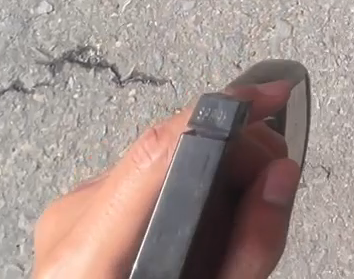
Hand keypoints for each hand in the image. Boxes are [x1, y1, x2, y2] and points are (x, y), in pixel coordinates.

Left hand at [33, 82, 300, 278]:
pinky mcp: (85, 211)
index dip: (224, 112)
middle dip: (240, 150)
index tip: (274, 97)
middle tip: (274, 179)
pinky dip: (198, 181)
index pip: (158, 151)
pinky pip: (157, 172)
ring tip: (250, 201)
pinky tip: (217, 208)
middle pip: (174, 146)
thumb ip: (249, 248)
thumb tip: (281, 175)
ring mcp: (75, 213)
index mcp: (87, 257)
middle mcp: (72, 222)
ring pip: (171, 153)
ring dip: (224, 165)